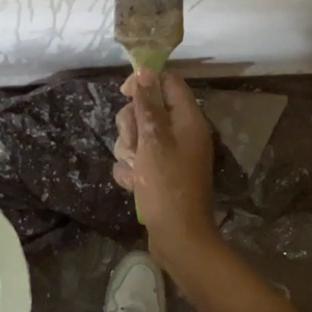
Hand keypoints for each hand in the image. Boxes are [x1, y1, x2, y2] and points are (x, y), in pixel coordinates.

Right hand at [112, 69, 217, 264]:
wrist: (178, 239)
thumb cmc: (168, 185)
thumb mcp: (153, 140)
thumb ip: (147, 104)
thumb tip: (144, 72)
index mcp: (187, 119)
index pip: (167, 81)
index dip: (144, 82)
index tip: (124, 93)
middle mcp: (181, 132)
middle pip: (147, 108)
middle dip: (132, 125)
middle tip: (135, 144)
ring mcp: (170, 154)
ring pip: (138, 134)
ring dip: (129, 150)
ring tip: (135, 170)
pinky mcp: (160, 173)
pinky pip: (137, 159)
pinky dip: (132, 170)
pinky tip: (133, 184)